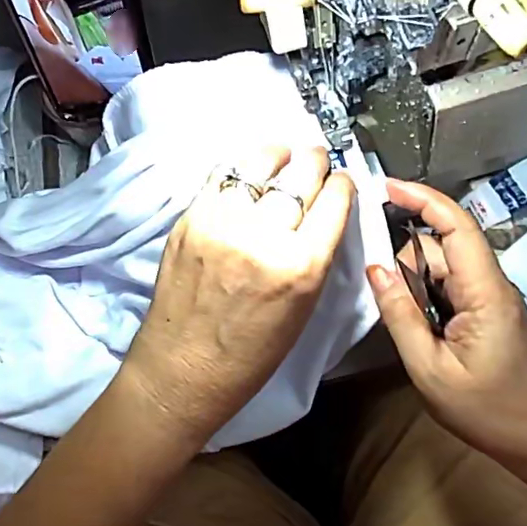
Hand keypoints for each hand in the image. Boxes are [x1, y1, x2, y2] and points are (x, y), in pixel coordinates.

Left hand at [120, 145, 356, 444]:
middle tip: (316, 158)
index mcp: (301, 267)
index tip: (341, 180)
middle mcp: (263, 237)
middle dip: (314, 161)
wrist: (184, 369)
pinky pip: (220, 175)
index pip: (334, 201)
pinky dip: (239, 168)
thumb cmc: (252, 353)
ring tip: (282, 156)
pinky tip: (247, 172)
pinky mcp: (190, 219)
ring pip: (258, 165)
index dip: (342, 184)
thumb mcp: (304, 308)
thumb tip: (322, 213)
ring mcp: (222, 223)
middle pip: (300, 175)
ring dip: (277, 156)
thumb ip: (316, 255)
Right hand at [367, 179, 526, 480]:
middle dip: (405, 255)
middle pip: (442, 245)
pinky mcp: (487, 312)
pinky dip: (425, 293)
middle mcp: (491, 284)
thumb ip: (401, 316)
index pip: (455, 226)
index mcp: (485, 291)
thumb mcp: (430, 369)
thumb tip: (375, 268)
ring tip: (399, 314)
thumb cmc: (489, 411)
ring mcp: (491, 298)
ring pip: (442, 267)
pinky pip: (449, 286)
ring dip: (414, 279)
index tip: (385, 187)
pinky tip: (414, 319)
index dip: (422, 199)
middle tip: (379, 284)